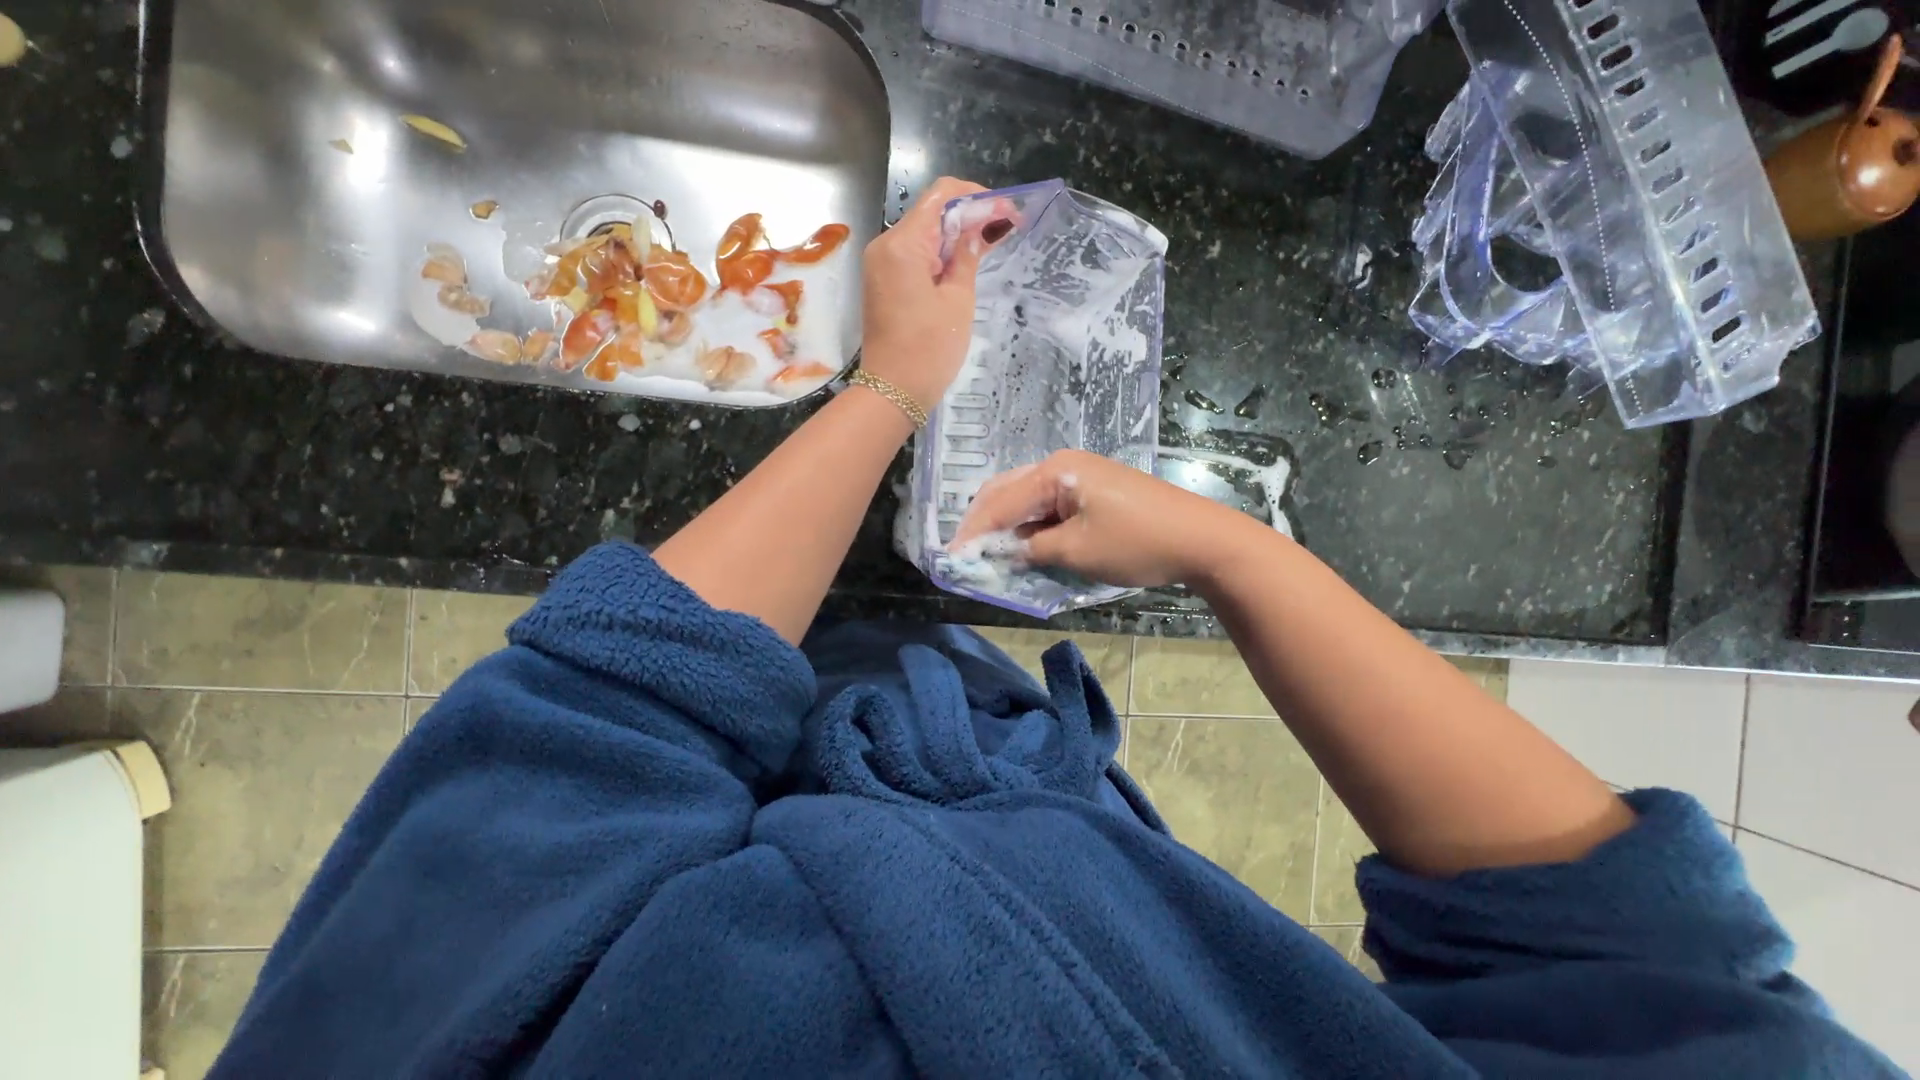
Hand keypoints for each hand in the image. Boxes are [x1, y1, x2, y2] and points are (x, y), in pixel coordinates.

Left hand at [857, 176, 1006, 409]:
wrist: (892, 391)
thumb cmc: (929, 350)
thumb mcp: (958, 300)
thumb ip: (968, 257)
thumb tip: (978, 229)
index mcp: (902, 244)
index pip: (941, 196)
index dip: (977, 197)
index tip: (1006, 212)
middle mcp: (885, 245)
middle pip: (932, 212)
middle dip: (969, 214)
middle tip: (1006, 227)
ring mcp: (881, 263)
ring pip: (924, 232)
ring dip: (956, 234)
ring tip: (992, 243)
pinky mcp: (883, 281)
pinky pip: (915, 254)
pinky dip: (940, 253)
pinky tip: (966, 261)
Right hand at [950, 450, 1263, 588]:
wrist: (1201, 538)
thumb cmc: (1136, 543)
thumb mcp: (1075, 551)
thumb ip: (1030, 549)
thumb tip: (1002, 551)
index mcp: (1054, 471)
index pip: (998, 502)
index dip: (972, 532)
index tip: (950, 560)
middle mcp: (1062, 464)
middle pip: (1006, 490)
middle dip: (983, 522)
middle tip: (965, 555)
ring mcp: (1080, 473)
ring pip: (1026, 496)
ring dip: (1006, 523)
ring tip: (989, 553)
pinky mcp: (1094, 488)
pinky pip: (1048, 503)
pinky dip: (1031, 523)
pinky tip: (1024, 544)